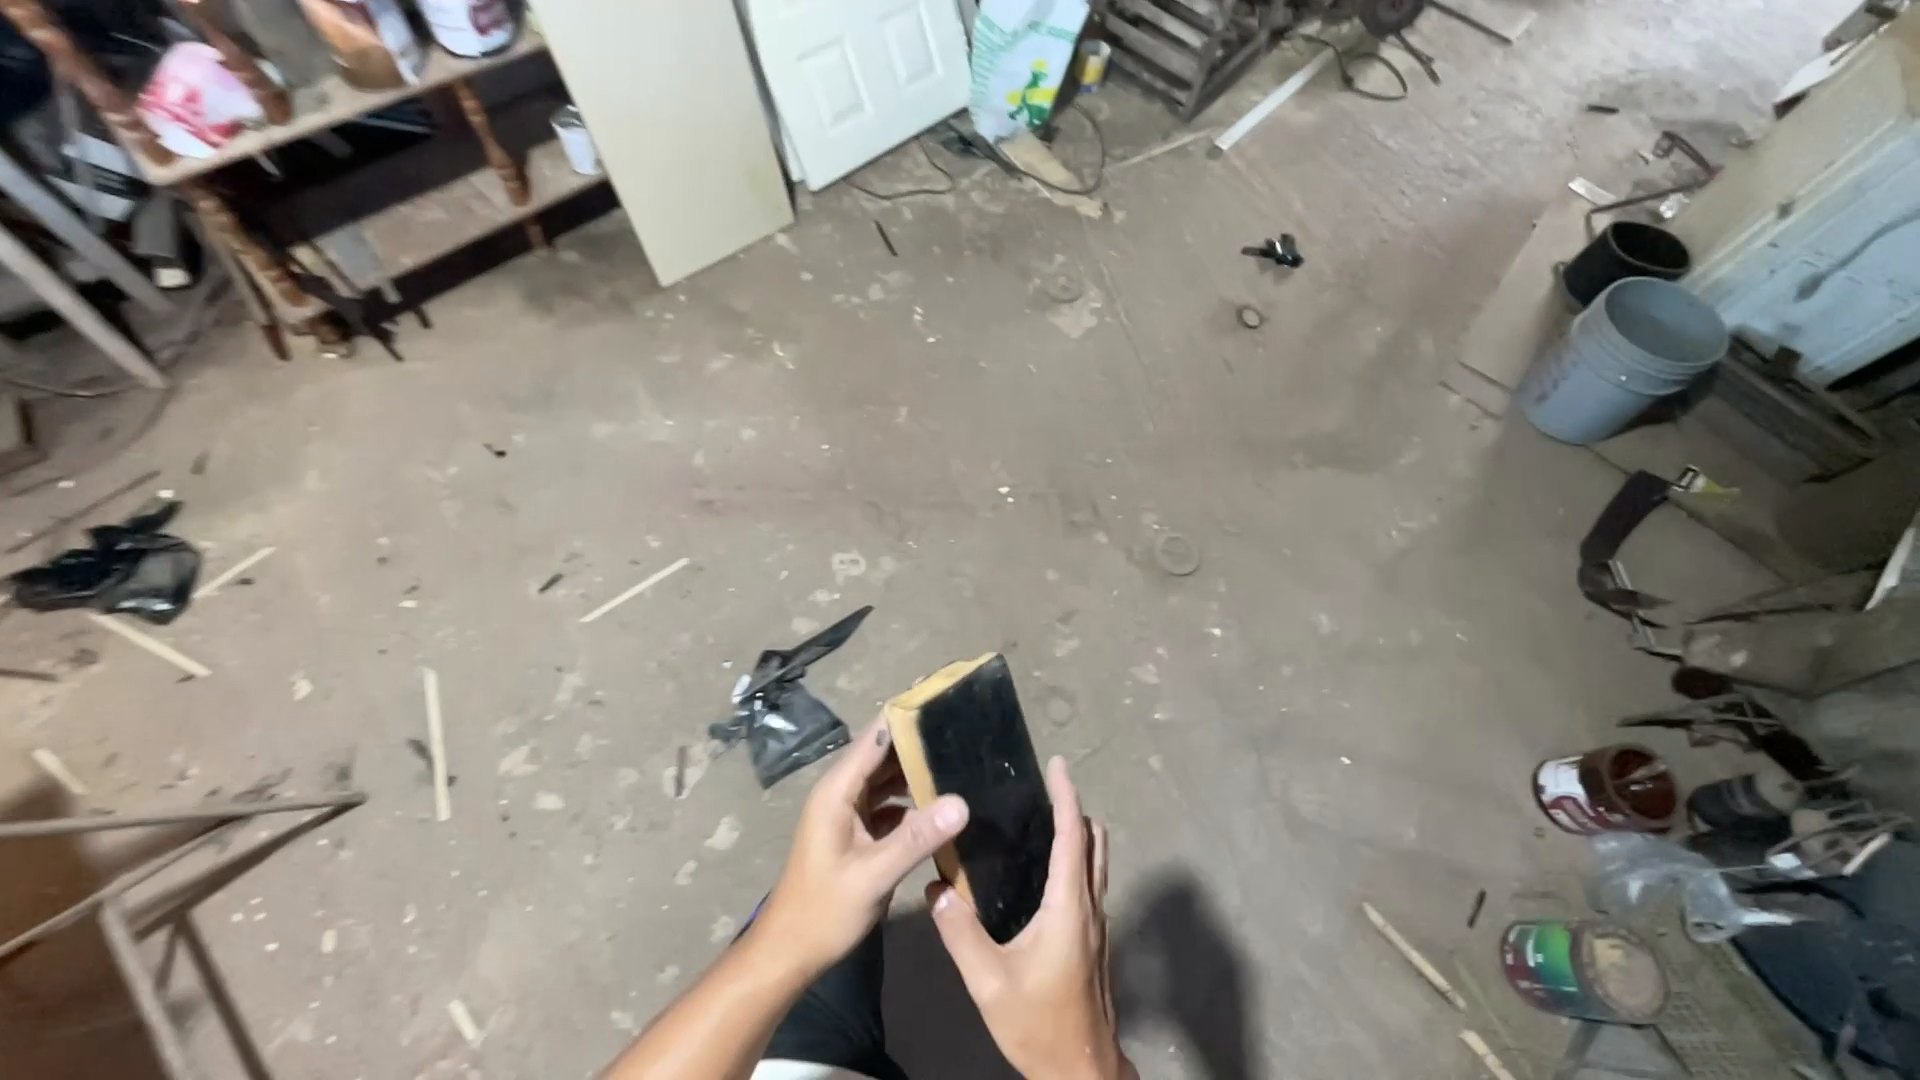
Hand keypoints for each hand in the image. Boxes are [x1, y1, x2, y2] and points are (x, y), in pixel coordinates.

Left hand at [751, 717, 969, 978]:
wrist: (790, 952)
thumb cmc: (824, 910)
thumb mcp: (873, 875)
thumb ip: (916, 837)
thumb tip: (961, 801)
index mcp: (837, 790)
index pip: (876, 736)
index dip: (907, 712)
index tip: (944, 692)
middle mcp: (842, 792)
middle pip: (884, 752)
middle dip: (920, 739)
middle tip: (966, 725)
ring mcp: (848, 811)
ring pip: (888, 777)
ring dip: (919, 769)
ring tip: (963, 756)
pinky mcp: (858, 831)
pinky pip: (890, 802)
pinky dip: (914, 798)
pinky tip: (944, 803)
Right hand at [928, 757, 1132, 1079]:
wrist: (1081, 1069)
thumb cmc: (1037, 1024)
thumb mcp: (988, 982)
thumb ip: (960, 933)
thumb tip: (936, 888)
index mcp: (1068, 908)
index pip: (1073, 837)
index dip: (1066, 797)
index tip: (1057, 765)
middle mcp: (1089, 907)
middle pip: (1094, 842)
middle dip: (1074, 809)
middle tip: (1042, 788)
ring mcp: (1097, 923)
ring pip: (1096, 861)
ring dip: (1078, 832)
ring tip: (1041, 818)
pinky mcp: (1094, 938)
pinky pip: (1089, 881)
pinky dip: (1075, 858)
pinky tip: (1043, 868)